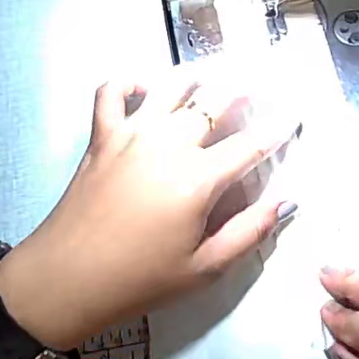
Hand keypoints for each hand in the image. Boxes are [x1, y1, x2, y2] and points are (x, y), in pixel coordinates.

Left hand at [0, 74, 296, 348]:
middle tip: (257, 85)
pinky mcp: (101, 137)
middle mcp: (168, 145)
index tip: (294, 116)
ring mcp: (130, 135)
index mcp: (199, 179)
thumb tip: (287, 201)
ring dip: (195, 77)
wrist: (65, 281)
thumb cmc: (140, 279)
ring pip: (169, 86)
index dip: (278, 128)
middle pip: (213, 102)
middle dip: (242, 91)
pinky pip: (112, 92)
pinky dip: (129, 82)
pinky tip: (145, 87)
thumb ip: (250, 231)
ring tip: (209, 77)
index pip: (250, 144)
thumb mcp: (205, 268)